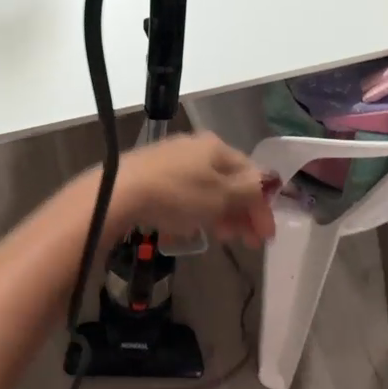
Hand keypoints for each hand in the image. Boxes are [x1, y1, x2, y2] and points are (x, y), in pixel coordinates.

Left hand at [112, 132, 275, 247]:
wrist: (122, 191)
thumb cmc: (178, 193)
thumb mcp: (221, 195)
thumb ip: (249, 191)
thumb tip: (265, 185)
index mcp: (217, 147)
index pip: (251, 174)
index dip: (262, 206)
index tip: (265, 238)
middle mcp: (197, 147)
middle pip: (229, 181)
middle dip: (241, 212)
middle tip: (245, 241)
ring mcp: (173, 158)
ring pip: (207, 188)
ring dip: (219, 213)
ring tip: (219, 237)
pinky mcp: (153, 173)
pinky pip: (185, 193)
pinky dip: (195, 211)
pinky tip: (189, 229)